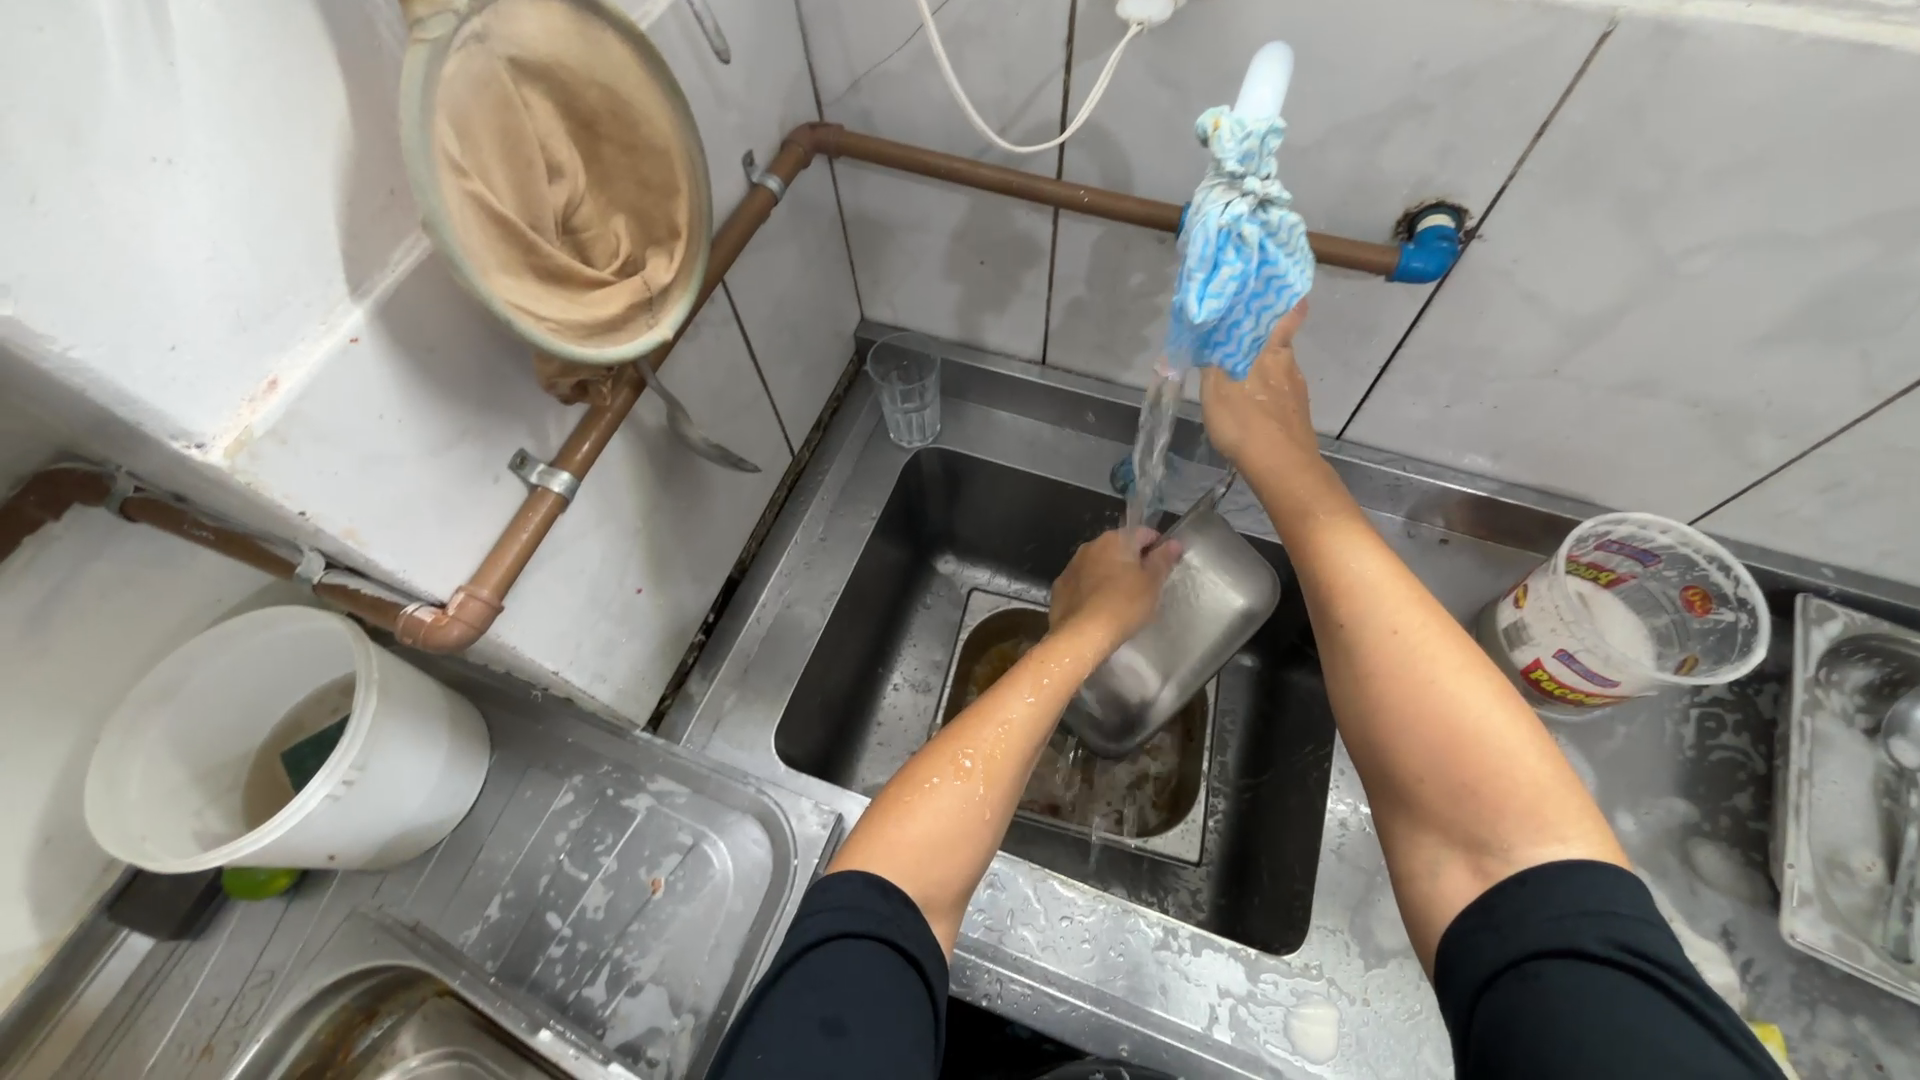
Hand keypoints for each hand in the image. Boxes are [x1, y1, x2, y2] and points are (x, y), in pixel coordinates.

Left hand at [1048, 527, 1182, 654]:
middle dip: (1133, 561)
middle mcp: (1090, 546)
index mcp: (1115, 539)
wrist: (1081, 634)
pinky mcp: (1060, 586)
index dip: (1158, 547)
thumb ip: (1163, 560)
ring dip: (1112, 574)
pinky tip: (1100, 606)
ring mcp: (1072, 565)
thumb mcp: (1152, 583)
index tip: (1164, 567)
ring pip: (1099, 564)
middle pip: (1119, 547)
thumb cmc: (1123, 605)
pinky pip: (1083, 581)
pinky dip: (1093, 588)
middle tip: (1146, 585)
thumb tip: (1174, 542)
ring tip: (1123, 598)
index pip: (1144, 533)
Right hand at [1201, 302, 1316, 470]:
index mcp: (1273, 352)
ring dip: (1265, 372)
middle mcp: (1291, 367)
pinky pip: (1280, 395)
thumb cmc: (1244, 420)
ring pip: (1280, 372)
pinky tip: (1254, 408)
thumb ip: (1211, 363)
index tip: (1285, 294)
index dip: (1288, 304)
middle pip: (1280, 346)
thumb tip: (1206, 339)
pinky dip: (1268, 395)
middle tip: (1241, 344)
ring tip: (1242, 379)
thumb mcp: (1215, 389)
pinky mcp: (1297, 416)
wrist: (1280, 466)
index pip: (1288, 317)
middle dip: (1264, 343)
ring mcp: (1298, 394)